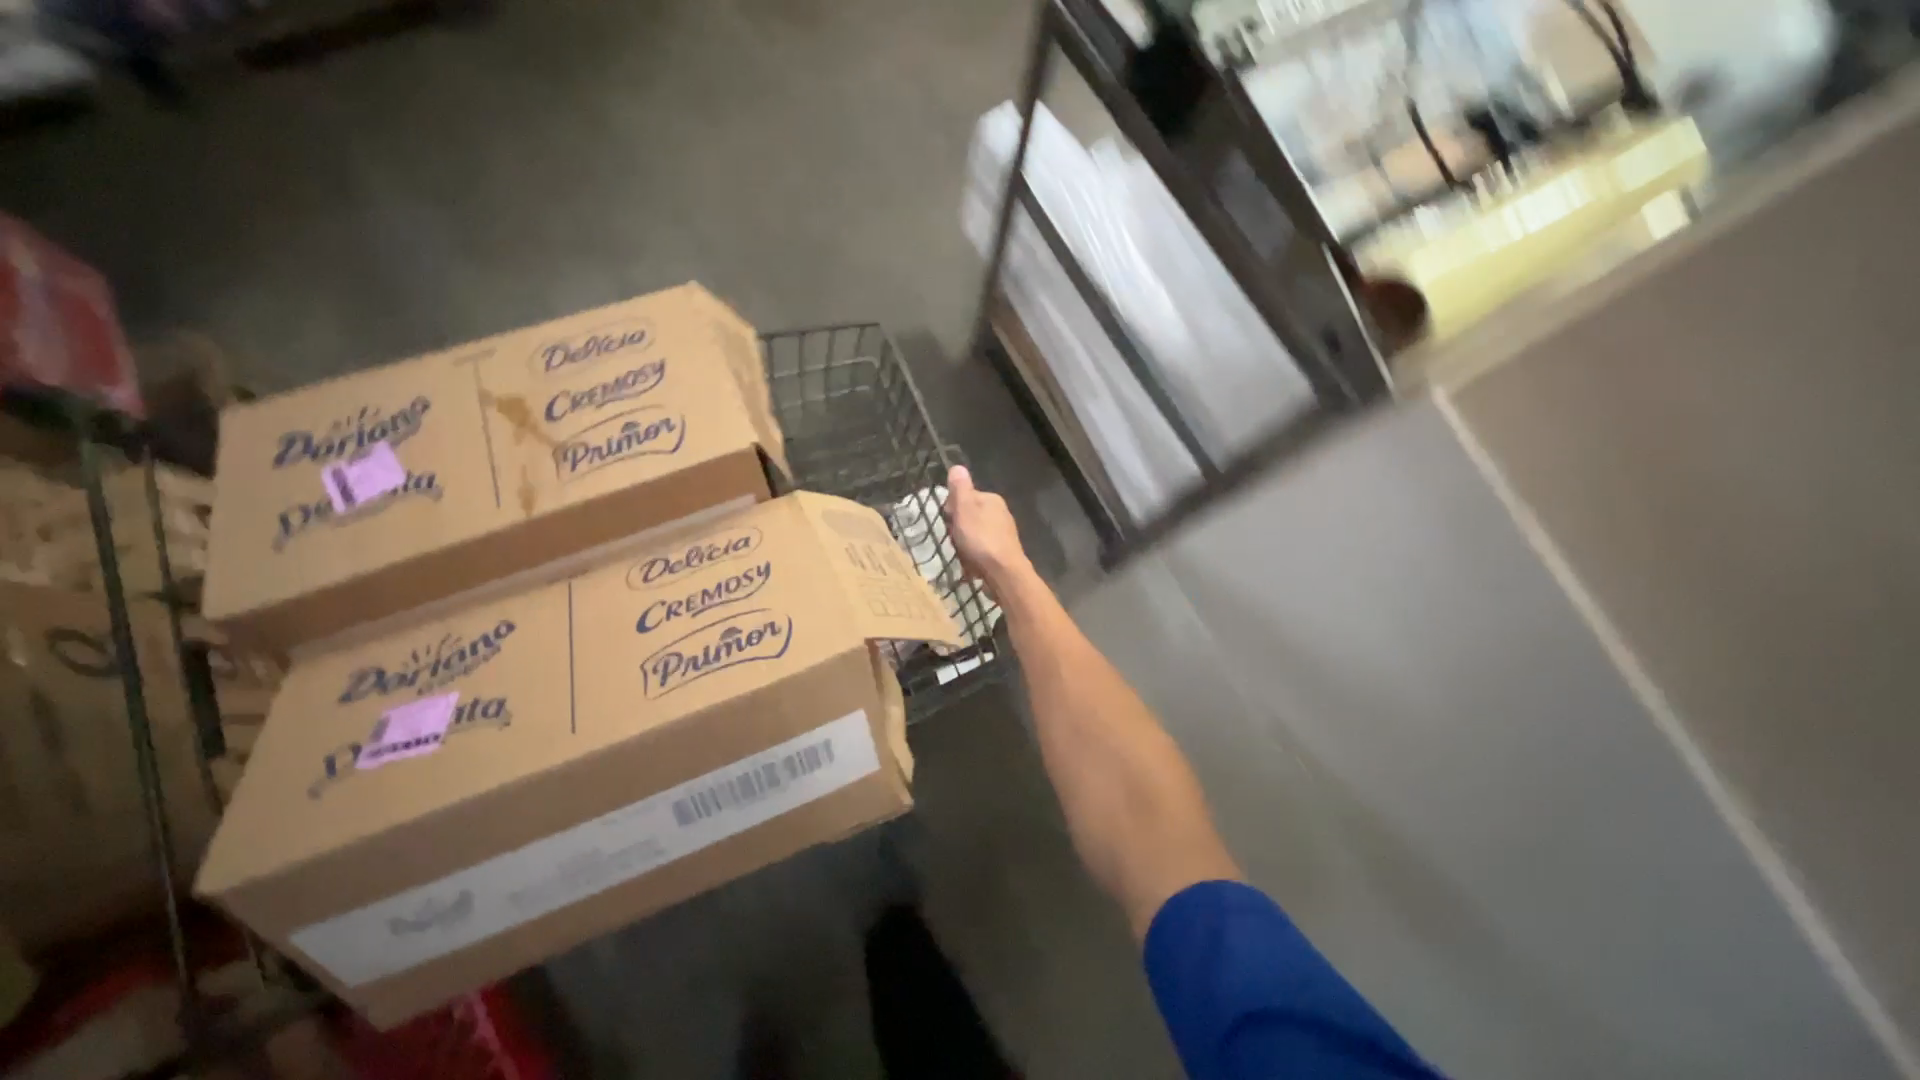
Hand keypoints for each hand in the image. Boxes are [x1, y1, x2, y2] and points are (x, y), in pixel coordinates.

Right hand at [944, 465, 1031, 588]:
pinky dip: (974, 557)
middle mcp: (1000, 513)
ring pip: (974, 535)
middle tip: (956, 541)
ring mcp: (1004, 533)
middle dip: (958, 530)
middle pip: (969, 517)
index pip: (964, 497)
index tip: (949, 522)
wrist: (1004, 572)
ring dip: (965, 545)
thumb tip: (957, 467)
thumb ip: (960, 488)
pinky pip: (982, 550)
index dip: (952, 510)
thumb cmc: (981, 539)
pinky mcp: (1004, 552)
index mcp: (991, 499)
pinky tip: (971, 566)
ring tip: (963, 556)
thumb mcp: (965, 509)